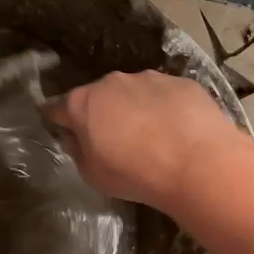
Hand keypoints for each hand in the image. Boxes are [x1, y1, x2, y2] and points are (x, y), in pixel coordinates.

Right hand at [40, 70, 251, 210]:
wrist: (200, 166)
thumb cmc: (136, 174)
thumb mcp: (92, 175)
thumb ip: (77, 151)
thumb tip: (74, 138)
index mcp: (80, 103)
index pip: (54, 107)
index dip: (58, 121)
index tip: (66, 133)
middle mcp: (109, 82)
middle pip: (96, 96)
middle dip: (100, 113)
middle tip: (116, 140)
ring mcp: (147, 78)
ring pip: (132, 92)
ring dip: (134, 108)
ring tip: (154, 136)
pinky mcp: (181, 82)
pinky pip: (165, 94)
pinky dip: (166, 108)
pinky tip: (180, 131)